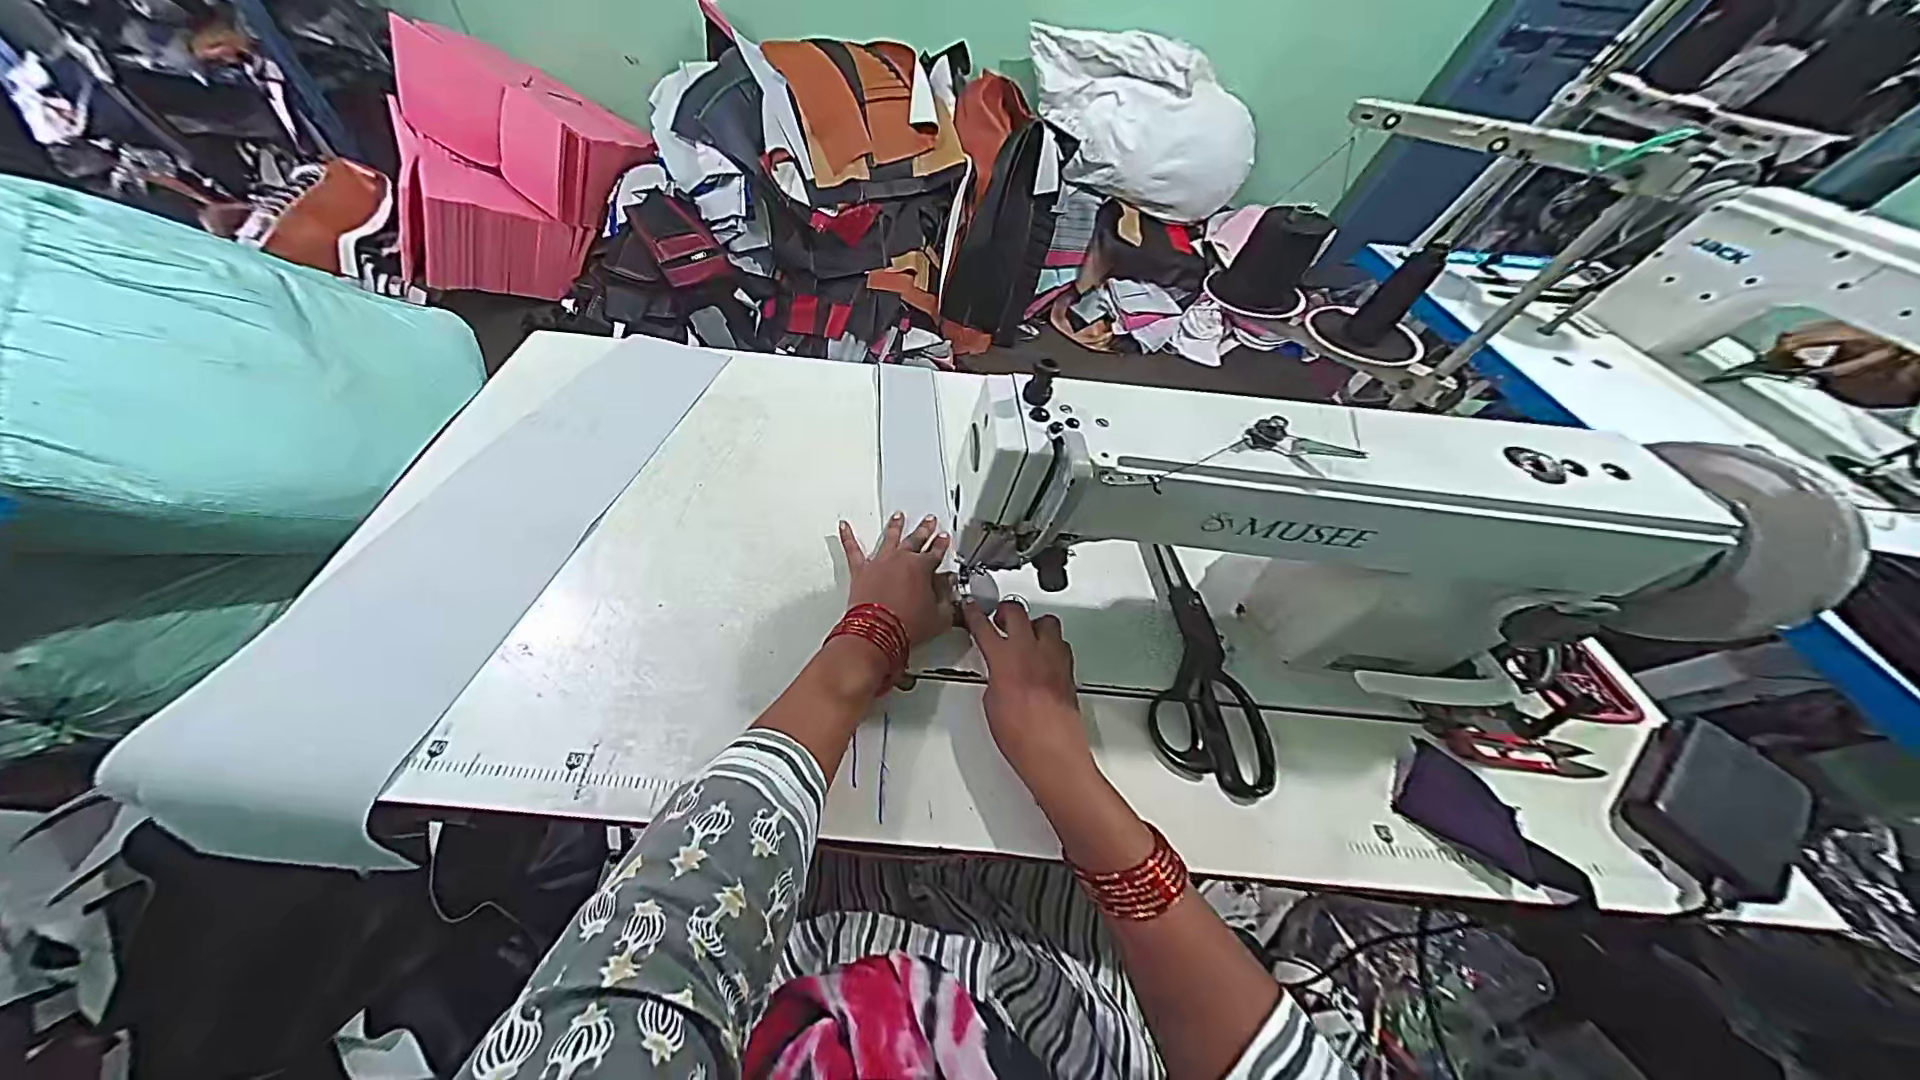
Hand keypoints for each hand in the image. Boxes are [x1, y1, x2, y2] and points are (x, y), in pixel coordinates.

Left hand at [838, 513, 952, 647]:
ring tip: (898, 517)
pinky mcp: (861, 571)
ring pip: (890, 538)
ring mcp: (880, 563)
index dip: (942, 545)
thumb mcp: (940, 617)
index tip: (944, 539)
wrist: (877, 632)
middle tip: (929, 522)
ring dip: (895, 526)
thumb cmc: (905, 624)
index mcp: (922, 567)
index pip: (936, 552)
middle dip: (924, 530)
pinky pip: (852, 550)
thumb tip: (951, 595)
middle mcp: (901, 559)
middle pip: (915, 540)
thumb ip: (948, 601)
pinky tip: (844, 526)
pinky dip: (848, 537)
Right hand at [963, 600, 1095, 790]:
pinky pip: (1060, 644)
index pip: (983, 625)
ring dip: (1033, 624)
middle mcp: (1030, 651)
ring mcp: (1052, 658)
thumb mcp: (991, 705)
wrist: (1052, 753)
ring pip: (1046, 622)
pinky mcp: (1068, 670)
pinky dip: (1051, 644)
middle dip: (1005, 611)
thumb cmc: (1022, 736)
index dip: (974, 613)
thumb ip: (994, 679)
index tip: (972, 608)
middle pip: (1017, 611)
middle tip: (999, 616)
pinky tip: (1045, 654)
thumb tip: (999, 675)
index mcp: (1004, 658)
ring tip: (1026, 632)